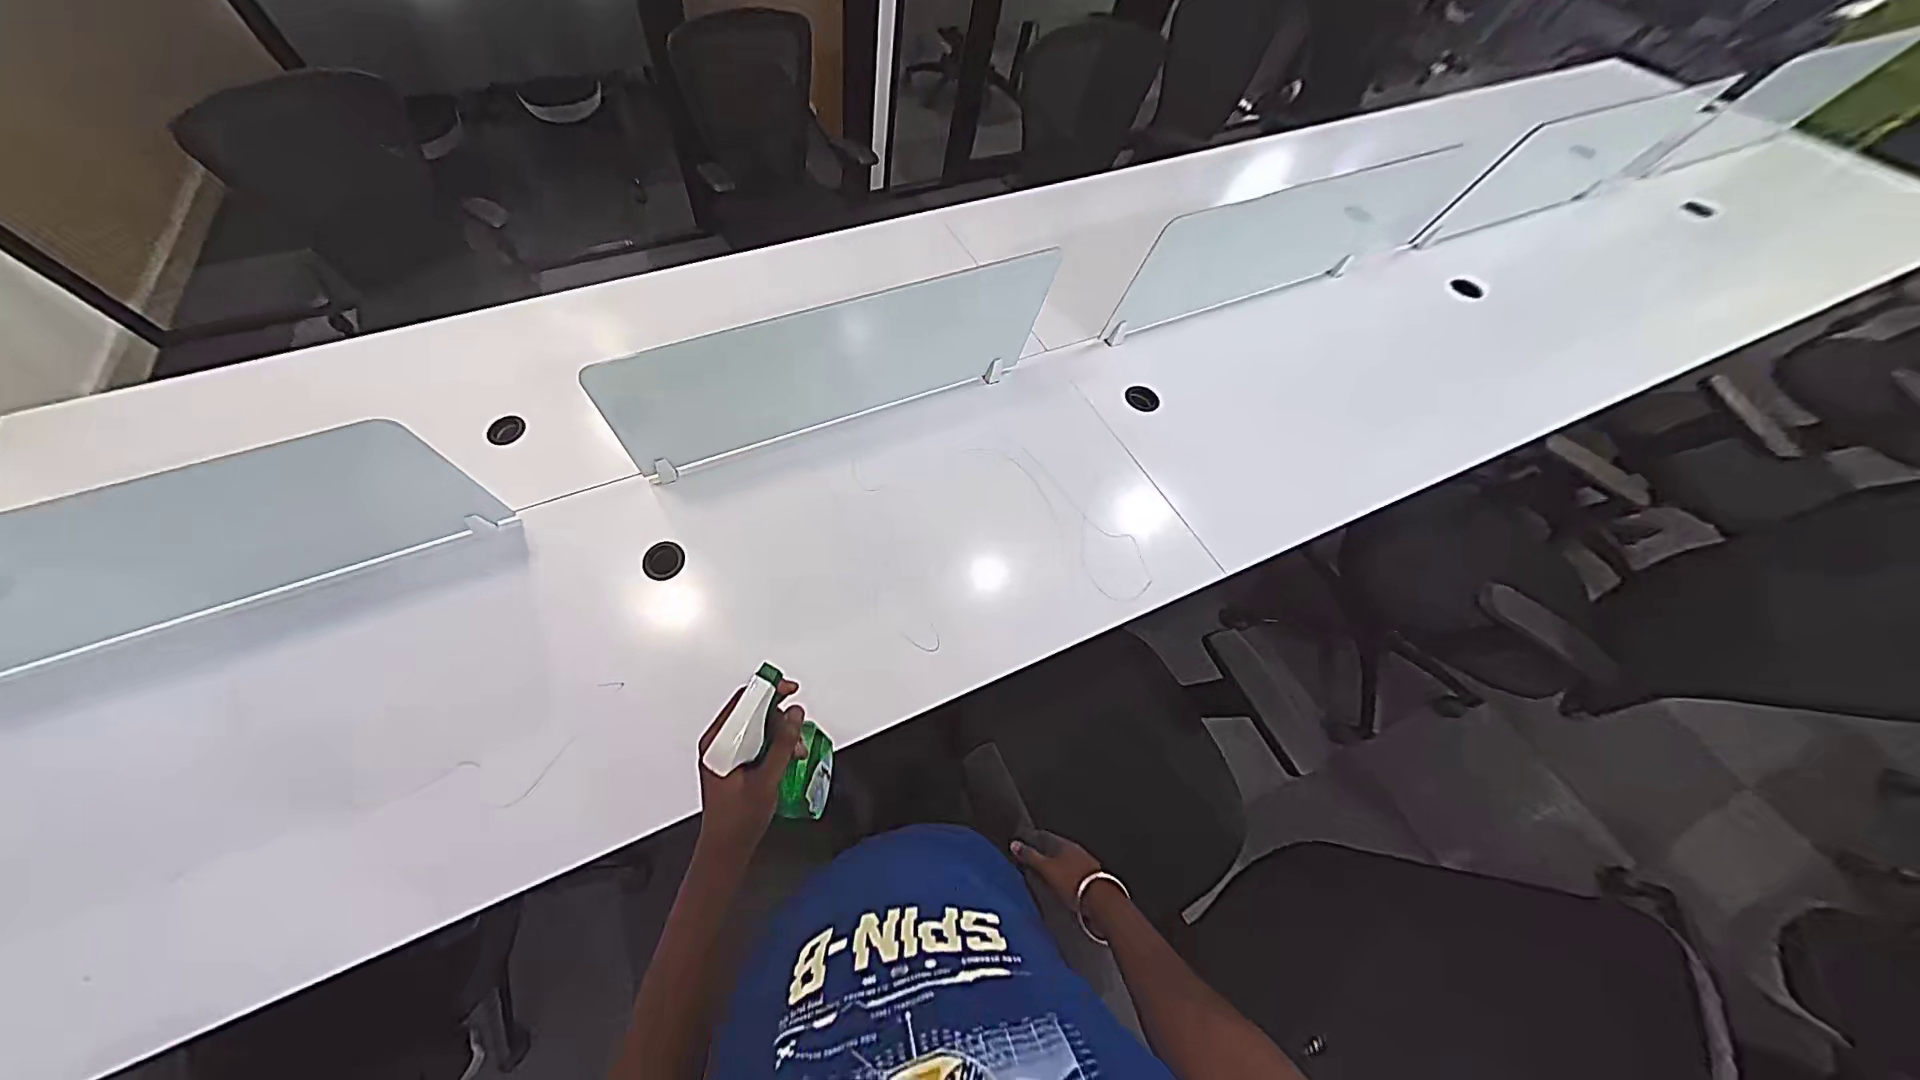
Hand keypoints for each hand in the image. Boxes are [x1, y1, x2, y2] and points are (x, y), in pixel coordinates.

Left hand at [696, 680, 804, 860]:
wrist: (726, 850)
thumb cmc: (738, 820)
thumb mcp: (766, 779)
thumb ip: (781, 744)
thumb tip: (794, 714)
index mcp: (717, 743)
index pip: (743, 702)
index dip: (768, 690)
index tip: (789, 689)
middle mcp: (718, 743)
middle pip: (752, 712)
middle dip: (780, 719)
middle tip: (797, 733)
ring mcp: (725, 751)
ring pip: (758, 726)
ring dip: (781, 734)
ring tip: (795, 752)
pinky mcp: (734, 760)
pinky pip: (757, 739)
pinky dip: (775, 744)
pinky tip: (788, 758)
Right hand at [1010, 829, 1105, 911]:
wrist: (1101, 900)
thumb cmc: (1071, 882)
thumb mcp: (1047, 869)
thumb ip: (1030, 856)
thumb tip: (1015, 843)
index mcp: (1062, 843)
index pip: (1042, 835)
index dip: (1030, 837)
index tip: (1020, 840)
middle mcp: (1074, 848)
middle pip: (1053, 845)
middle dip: (1041, 848)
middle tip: (1028, 853)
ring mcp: (1083, 861)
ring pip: (1063, 856)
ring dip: (1052, 860)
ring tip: (1041, 866)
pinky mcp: (1090, 875)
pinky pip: (1070, 867)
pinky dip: (1061, 869)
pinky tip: (1059, 878)